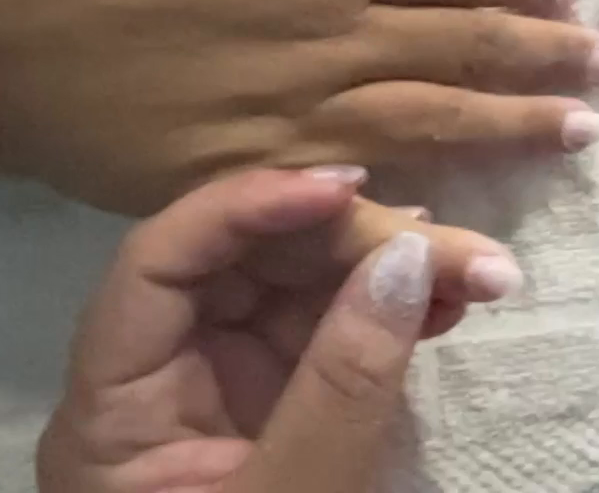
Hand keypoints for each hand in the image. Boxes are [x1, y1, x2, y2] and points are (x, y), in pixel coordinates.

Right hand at [0, 0, 598, 213]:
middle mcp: (327, 33)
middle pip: (462, 44)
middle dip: (546, 54)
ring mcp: (292, 114)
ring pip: (431, 119)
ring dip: (514, 127)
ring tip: (581, 133)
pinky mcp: (244, 179)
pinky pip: (347, 210)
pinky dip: (412, 231)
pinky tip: (476, 246)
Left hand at [39, 168, 511, 492]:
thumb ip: (344, 385)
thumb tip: (407, 253)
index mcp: (119, 405)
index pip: (161, 261)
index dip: (249, 206)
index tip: (344, 193)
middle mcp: (172, 364)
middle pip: (256, 257)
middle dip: (363, 241)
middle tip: (461, 249)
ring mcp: (238, 368)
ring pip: (313, 275)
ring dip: (400, 263)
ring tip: (480, 271)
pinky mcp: (294, 378)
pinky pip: (346, 313)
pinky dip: (402, 301)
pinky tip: (453, 298)